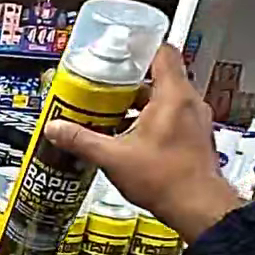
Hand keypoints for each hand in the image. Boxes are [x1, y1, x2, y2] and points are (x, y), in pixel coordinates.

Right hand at [44, 44, 241, 240]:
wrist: (197, 208)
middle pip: (159, 76)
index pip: (161, 51)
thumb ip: (82, 140)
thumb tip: (56, 129)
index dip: (139, 46)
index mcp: (173, 96)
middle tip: (105, 87)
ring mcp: (195, 121)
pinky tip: (131, 139)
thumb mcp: (114, 158)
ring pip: (165, 99)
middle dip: (130, 81)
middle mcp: (189, 103)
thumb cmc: (167, 181)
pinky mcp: (194, 139)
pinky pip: (172, 118)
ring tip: (113, 114)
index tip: (119, 51)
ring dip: (140, 104)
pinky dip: (152, 121)